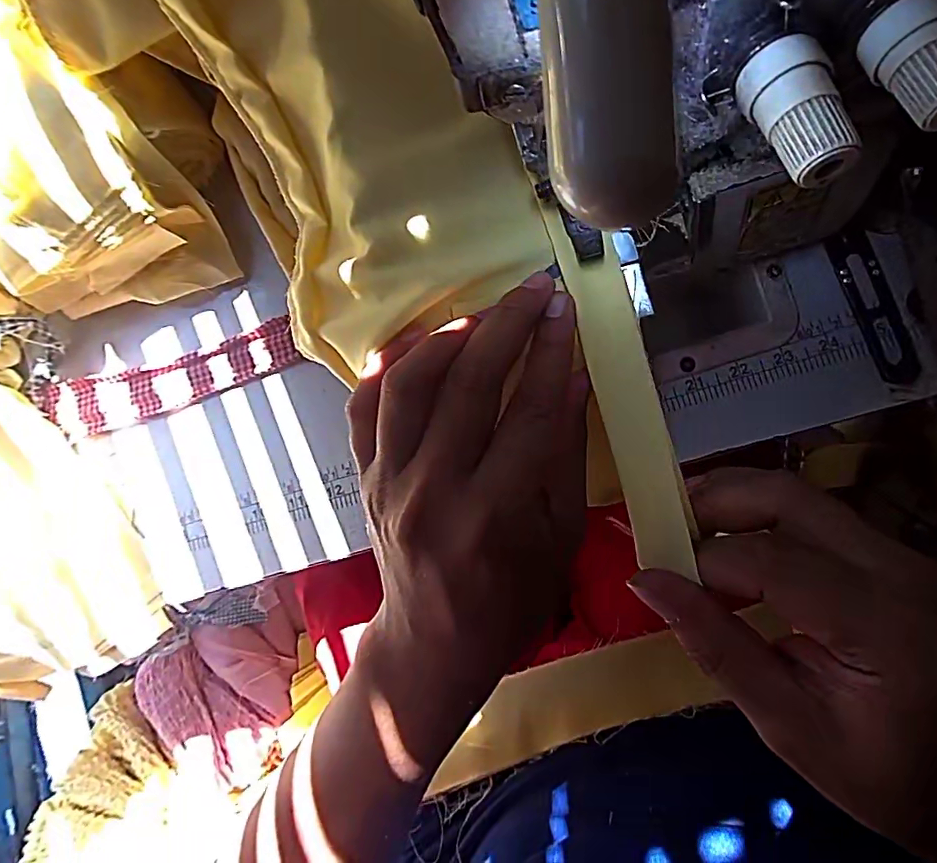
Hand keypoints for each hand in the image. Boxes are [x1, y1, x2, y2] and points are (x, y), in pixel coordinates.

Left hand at [346, 271, 590, 696]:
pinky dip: (387, 367)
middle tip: (534, 289)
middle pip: (469, 384)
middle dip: (507, 324)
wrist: (432, 646)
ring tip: (483, 314)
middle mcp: (433, 490)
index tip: (564, 307)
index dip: (549, 349)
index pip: (527, 409)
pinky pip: (365, 408)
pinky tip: (416, 340)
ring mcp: (388, 482)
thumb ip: (565, 451)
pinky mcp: (362, 479)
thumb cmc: (511, 600)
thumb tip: (573, 374)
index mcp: (494, 513)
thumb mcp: (560, 534)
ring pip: (409, 385)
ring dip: (448, 336)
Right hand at [626, 468, 936, 851]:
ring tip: (686, 518)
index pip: (774, 561)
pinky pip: (812, 510)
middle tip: (664, 523)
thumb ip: (717, 647)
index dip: (706, 560)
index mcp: (882, 622)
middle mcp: (898, 567)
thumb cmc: (873, 772)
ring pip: (799, 492)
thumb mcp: (785, 726)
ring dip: (735, 496)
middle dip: (716, 501)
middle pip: (789, 498)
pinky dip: (759, 511)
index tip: (658, 573)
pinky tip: (729, 529)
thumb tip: (646, 582)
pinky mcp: (890, 547)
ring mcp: (900, 550)